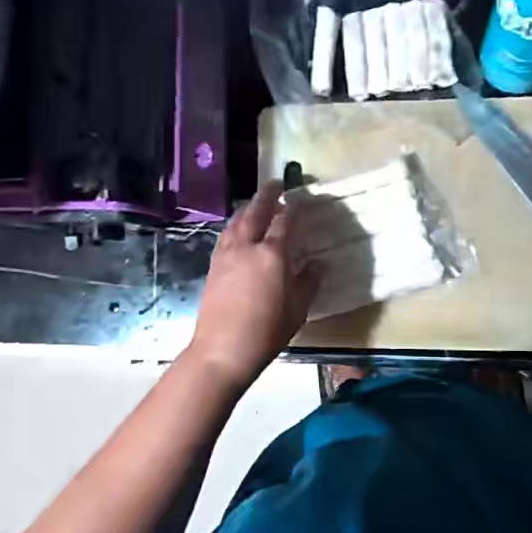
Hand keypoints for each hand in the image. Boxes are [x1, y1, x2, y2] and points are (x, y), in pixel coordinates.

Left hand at [184, 181, 319, 388]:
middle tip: (276, 183)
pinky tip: (237, 230)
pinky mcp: (213, 266)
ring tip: (256, 203)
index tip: (300, 197)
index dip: (294, 207)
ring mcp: (226, 255)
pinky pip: (225, 235)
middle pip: (256, 211)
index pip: (285, 221)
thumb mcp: (298, 309)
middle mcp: (247, 247)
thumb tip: (318, 264)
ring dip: (248, 208)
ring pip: (236, 221)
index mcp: (272, 254)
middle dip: (266, 195)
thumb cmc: (266, 331)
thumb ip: (309, 282)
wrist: (222, 349)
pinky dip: (235, 225)